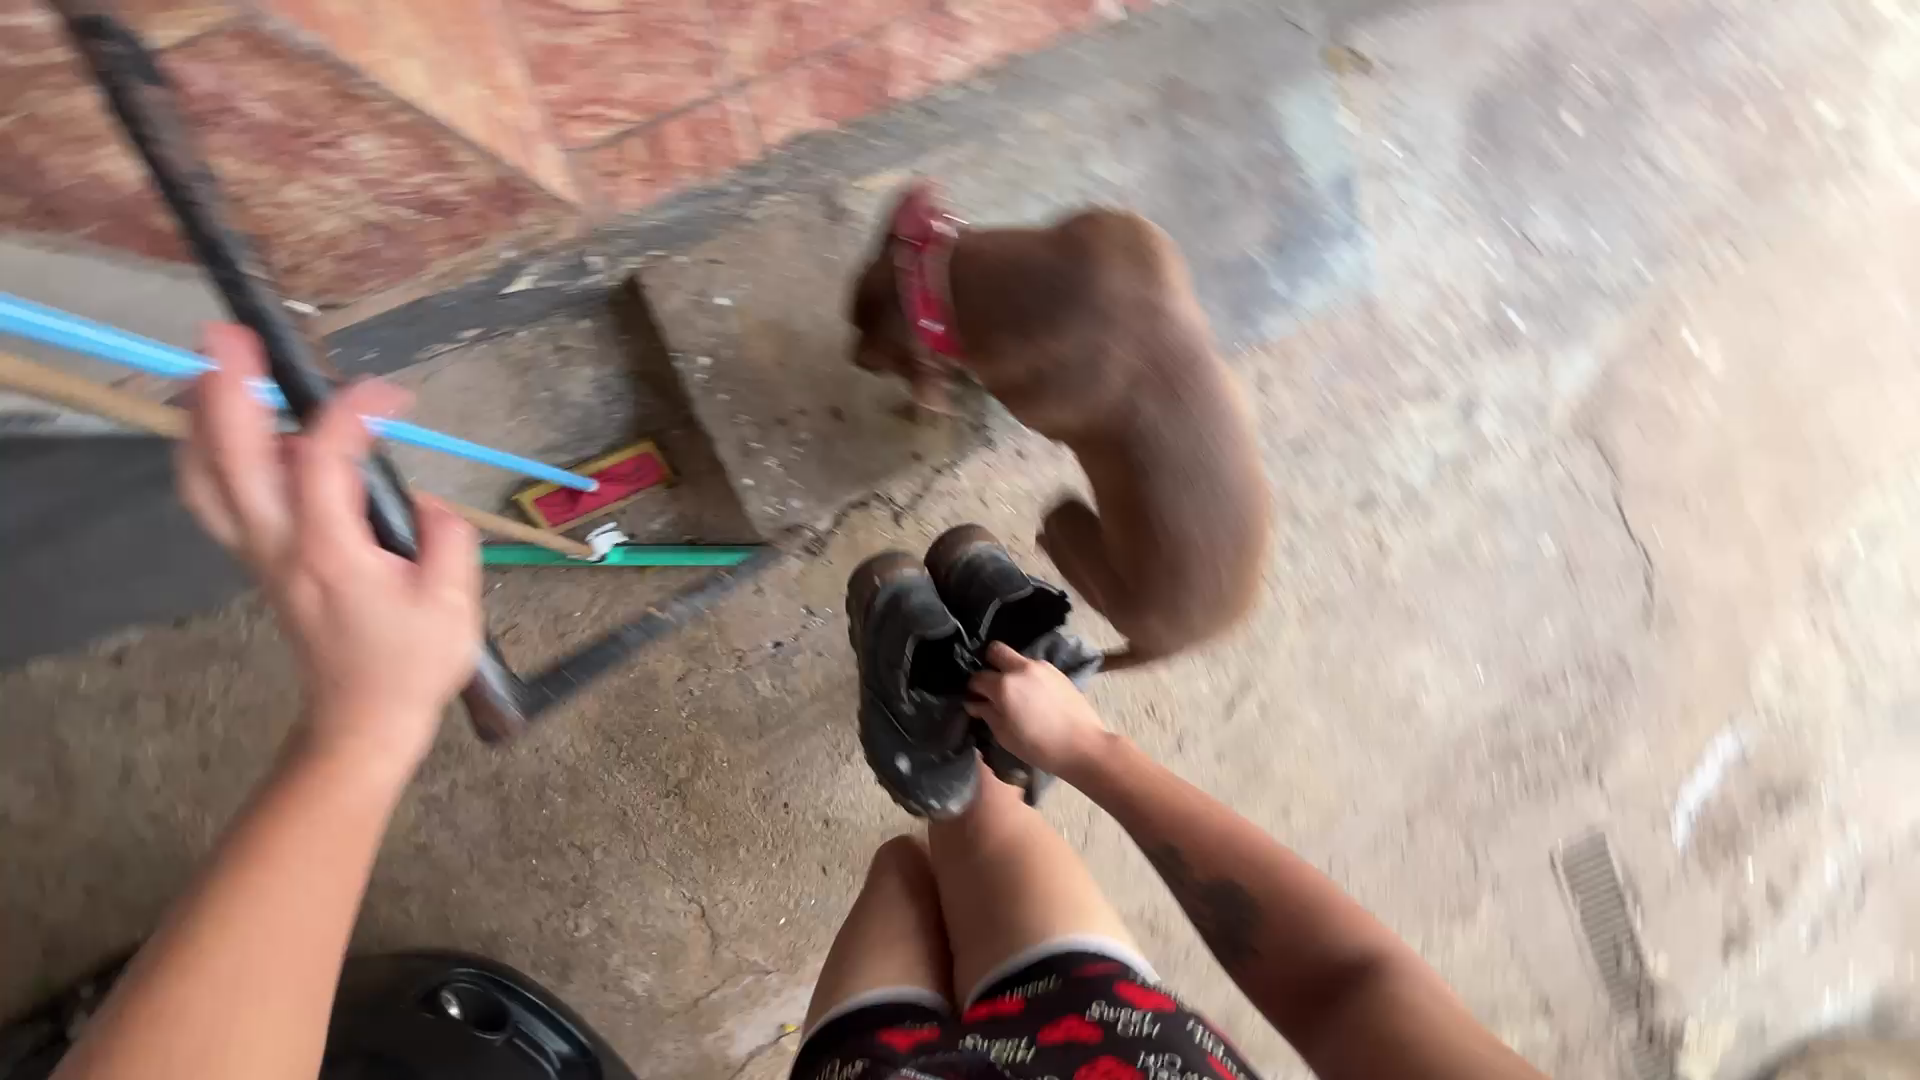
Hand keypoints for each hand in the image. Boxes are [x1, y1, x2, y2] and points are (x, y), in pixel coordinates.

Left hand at [175, 324, 480, 774]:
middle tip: (230, 336)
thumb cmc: (414, 662)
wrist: (364, 717)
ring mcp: (260, 557)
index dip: (352, 415)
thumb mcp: (455, 601)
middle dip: (228, 391)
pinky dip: (208, 457)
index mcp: (332, 553)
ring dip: (201, 420)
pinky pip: (215, 501)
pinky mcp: (262, 565)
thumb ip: (447, 539)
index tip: (391, 393)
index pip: (326, 462)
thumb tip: (426, 502)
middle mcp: (280, 548)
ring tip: (209, 371)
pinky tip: (225, 435)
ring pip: (206, 479)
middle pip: (232, 459)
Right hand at [964, 642, 1109, 778]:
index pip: (977, 678)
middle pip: (996, 650)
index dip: (972, 689)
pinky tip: (1034, 695)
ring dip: (1011, 670)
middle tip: (992, 685)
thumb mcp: (1004, 735)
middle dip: (989, 663)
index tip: (974, 699)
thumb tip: (974, 702)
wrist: (1081, 745)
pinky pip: (1035, 667)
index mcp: (1004, 685)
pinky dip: (1028, 676)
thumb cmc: (1037, 746)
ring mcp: (1042, 667)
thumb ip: (987, 713)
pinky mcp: (1057, 672)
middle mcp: (1021, 668)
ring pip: (1017, 658)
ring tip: (1016, 693)